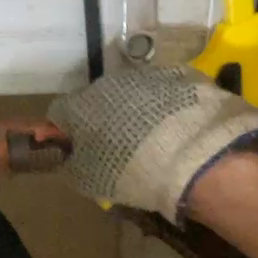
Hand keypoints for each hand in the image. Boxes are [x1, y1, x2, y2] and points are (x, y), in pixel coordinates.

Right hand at [48, 66, 257, 222]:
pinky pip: (167, 91)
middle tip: (117, 147)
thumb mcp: (87, 180)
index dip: (64, 132)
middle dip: (101, 120)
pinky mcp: (184, 77)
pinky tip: (179, 129)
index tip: (76, 150)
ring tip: (153, 139)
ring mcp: (148, 76)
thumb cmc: (131, 172)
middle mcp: (109, 83)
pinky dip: (167, 106)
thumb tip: (68, 155)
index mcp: (80, 105)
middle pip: (96, 99)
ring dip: (135, 111)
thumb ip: (69, 163)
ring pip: (132, 93)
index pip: (58, 113)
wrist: (198, 158)